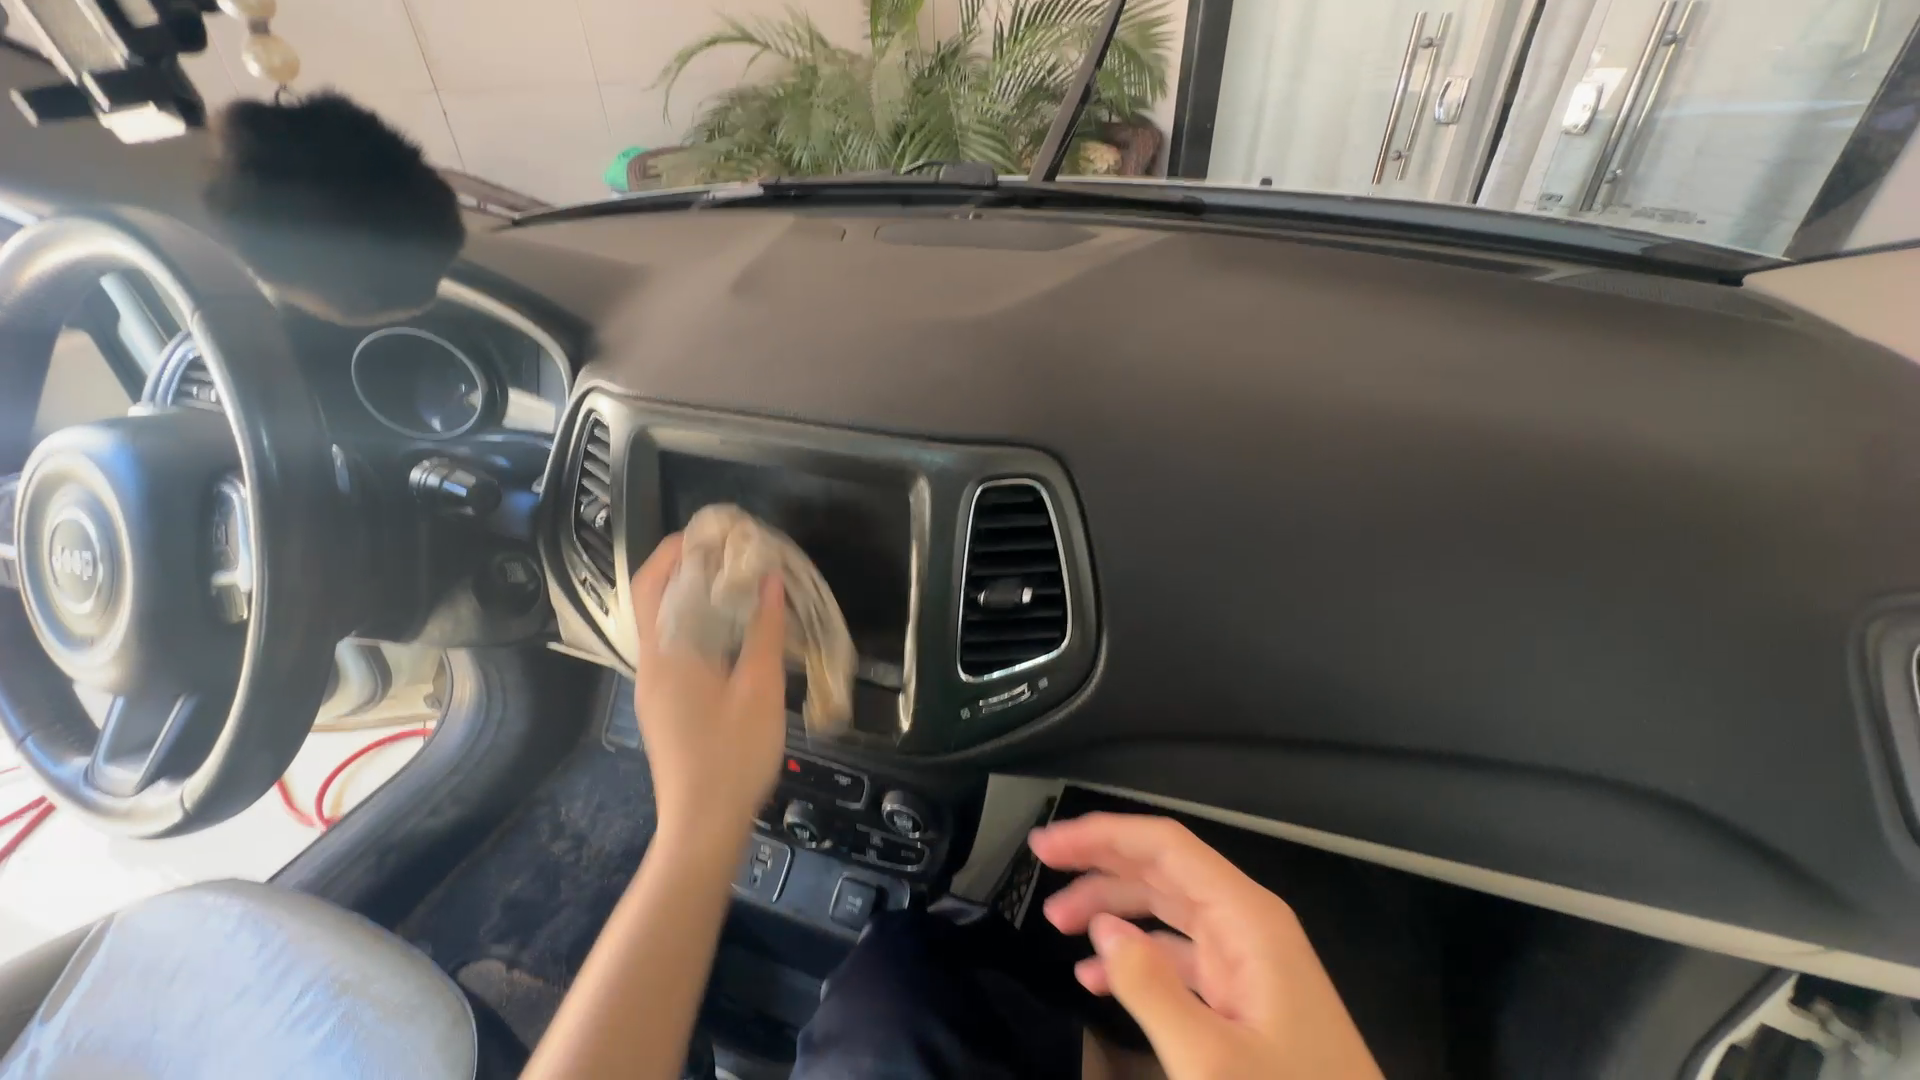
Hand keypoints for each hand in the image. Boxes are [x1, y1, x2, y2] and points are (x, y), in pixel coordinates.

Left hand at [630, 533, 787, 837]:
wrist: (703, 825)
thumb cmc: (733, 757)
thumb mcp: (760, 690)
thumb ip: (764, 632)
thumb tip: (769, 581)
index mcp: (667, 656)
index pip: (652, 584)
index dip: (675, 551)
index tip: (711, 532)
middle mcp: (652, 666)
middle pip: (655, 602)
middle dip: (686, 570)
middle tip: (729, 554)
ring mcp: (656, 688)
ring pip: (666, 627)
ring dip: (693, 599)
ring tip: (737, 585)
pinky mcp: (666, 706)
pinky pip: (676, 650)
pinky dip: (698, 627)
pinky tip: (733, 633)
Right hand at [1030, 813, 1383, 1079]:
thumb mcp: (1210, 1060)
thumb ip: (1150, 988)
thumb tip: (1103, 931)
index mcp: (1246, 918)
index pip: (1166, 846)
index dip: (1103, 836)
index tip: (1048, 845)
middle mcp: (1246, 924)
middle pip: (1162, 870)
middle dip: (1099, 867)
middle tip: (1041, 872)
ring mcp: (1246, 960)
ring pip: (1165, 910)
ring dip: (1110, 910)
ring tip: (1056, 924)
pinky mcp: (1243, 995)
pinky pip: (1177, 956)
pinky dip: (1134, 958)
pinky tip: (1094, 979)